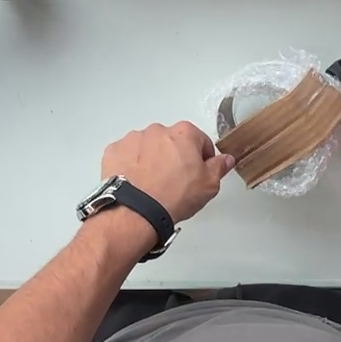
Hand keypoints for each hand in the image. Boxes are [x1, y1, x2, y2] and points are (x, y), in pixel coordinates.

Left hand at [101, 122, 233, 223]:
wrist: (136, 211)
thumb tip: (225, 159)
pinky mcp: (115, 151)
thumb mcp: (208, 185)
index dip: (203, 157)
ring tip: (153, 184)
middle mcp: (158, 130)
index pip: (200, 140)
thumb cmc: (172, 196)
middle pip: (172, 141)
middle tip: (175, 181)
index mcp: (184, 133)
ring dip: (152, 159)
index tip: (200, 171)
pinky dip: (132, 165)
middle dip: (175, 156)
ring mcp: (134, 139)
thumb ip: (219, 167)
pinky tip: (137, 182)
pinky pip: (127, 155)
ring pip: (148, 147)